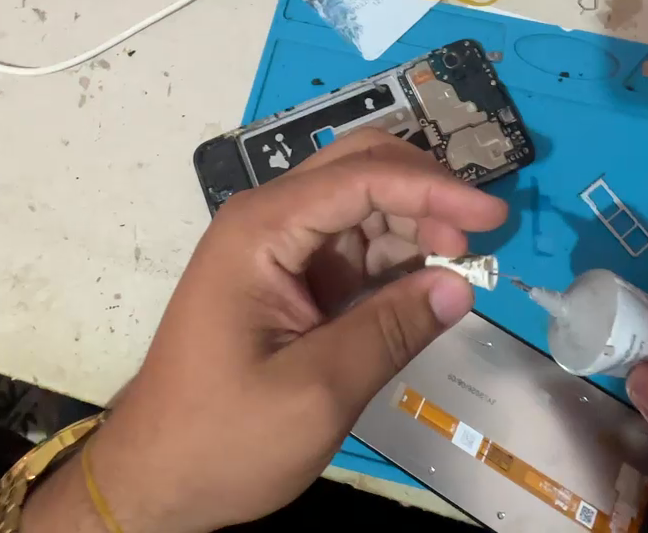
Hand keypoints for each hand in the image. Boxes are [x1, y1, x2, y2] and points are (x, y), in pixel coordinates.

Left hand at [23, 129, 508, 532]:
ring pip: (360, 201)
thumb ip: (391, 331)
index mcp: (262, 228)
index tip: (493, 216)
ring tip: (460, 259)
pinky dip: (395, 251)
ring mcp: (279, 244)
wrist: (154, 480)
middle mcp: (269, 218)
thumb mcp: (315, 393)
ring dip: (413, 219)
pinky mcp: (290, 273)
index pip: (359, 178)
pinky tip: (426, 276)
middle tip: (478, 234)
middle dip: (423, 188)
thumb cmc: (222, 438)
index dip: (432, 188)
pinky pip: (352, 242)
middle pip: (358, 167)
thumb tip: (460, 284)